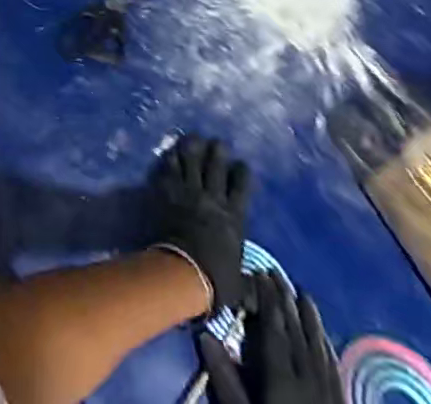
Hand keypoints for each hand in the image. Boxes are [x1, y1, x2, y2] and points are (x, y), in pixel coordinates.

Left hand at [152, 136, 253, 312]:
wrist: (184, 273)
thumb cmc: (215, 280)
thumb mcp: (239, 284)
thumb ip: (249, 283)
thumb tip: (262, 292)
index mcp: (235, 216)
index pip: (242, 185)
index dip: (242, 173)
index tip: (240, 165)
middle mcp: (214, 199)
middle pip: (217, 167)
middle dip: (218, 152)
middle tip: (217, 142)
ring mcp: (190, 193)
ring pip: (193, 162)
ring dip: (194, 148)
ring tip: (193, 138)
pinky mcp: (169, 194)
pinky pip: (170, 171)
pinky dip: (171, 160)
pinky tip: (170, 152)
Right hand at [199, 275, 344, 403]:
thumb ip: (226, 381)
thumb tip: (207, 337)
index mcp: (282, 380)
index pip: (275, 329)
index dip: (269, 299)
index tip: (260, 273)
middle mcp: (309, 379)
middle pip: (298, 331)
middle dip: (287, 300)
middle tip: (277, 274)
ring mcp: (328, 393)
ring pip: (320, 345)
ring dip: (311, 318)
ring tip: (303, 293)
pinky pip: (335, 368)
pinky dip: (327, 346)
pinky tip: (325, 339)